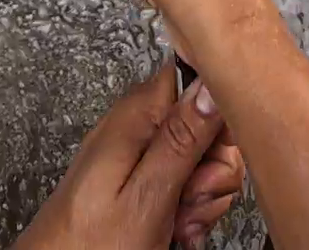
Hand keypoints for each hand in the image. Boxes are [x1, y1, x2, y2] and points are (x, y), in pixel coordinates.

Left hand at [14, 60, 245, 249]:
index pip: (196, 76)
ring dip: (204, 192)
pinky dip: (190, 206)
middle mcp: (140, 123)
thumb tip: (210, 86)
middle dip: (213, 164)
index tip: (215, 151)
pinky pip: (185, 179)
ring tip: (181, 220)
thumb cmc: (91, 247)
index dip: (217, 110)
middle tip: (193, 197)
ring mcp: (141, 151)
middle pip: (205, 121)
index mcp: (138, 113)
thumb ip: (181, 138)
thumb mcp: (146, 196)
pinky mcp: (142, 177)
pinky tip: (177, 227)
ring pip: (201, 154)